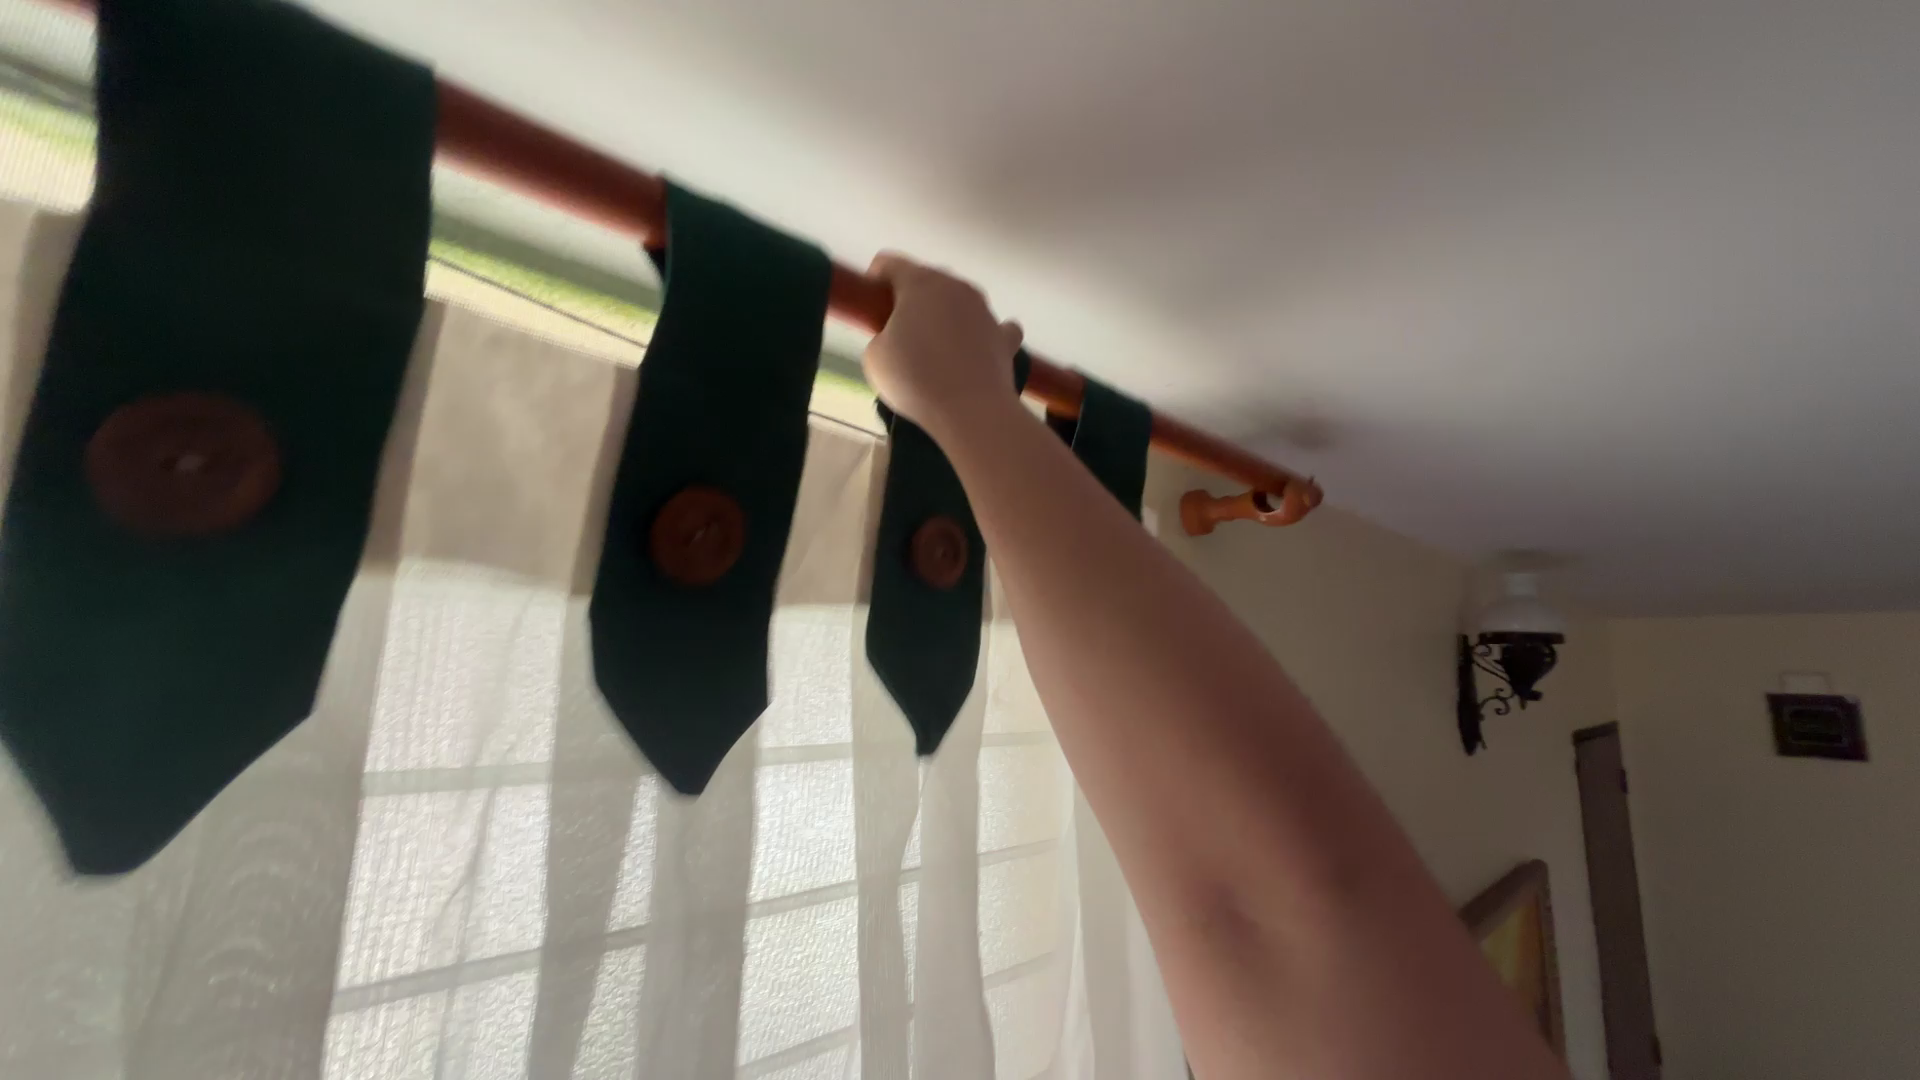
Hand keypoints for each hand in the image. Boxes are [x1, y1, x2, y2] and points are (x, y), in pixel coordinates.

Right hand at [862, 253, 1025, 438]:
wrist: (969, 410)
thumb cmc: (914, 378)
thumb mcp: (875, 356)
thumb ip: (882, 336)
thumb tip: (897, 340)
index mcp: (920, 282)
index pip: (889, 263)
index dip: (874, 283)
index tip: (871, 310)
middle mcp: (957, 286)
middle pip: (927, 281)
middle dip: (911, 302)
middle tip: (900, 336)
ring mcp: (985, 310)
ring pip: (960, 303)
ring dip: (947, 318)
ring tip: (937, 353)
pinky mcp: (1005, 338)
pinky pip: (996, 328)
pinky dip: (985, 336)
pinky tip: (978, 352)